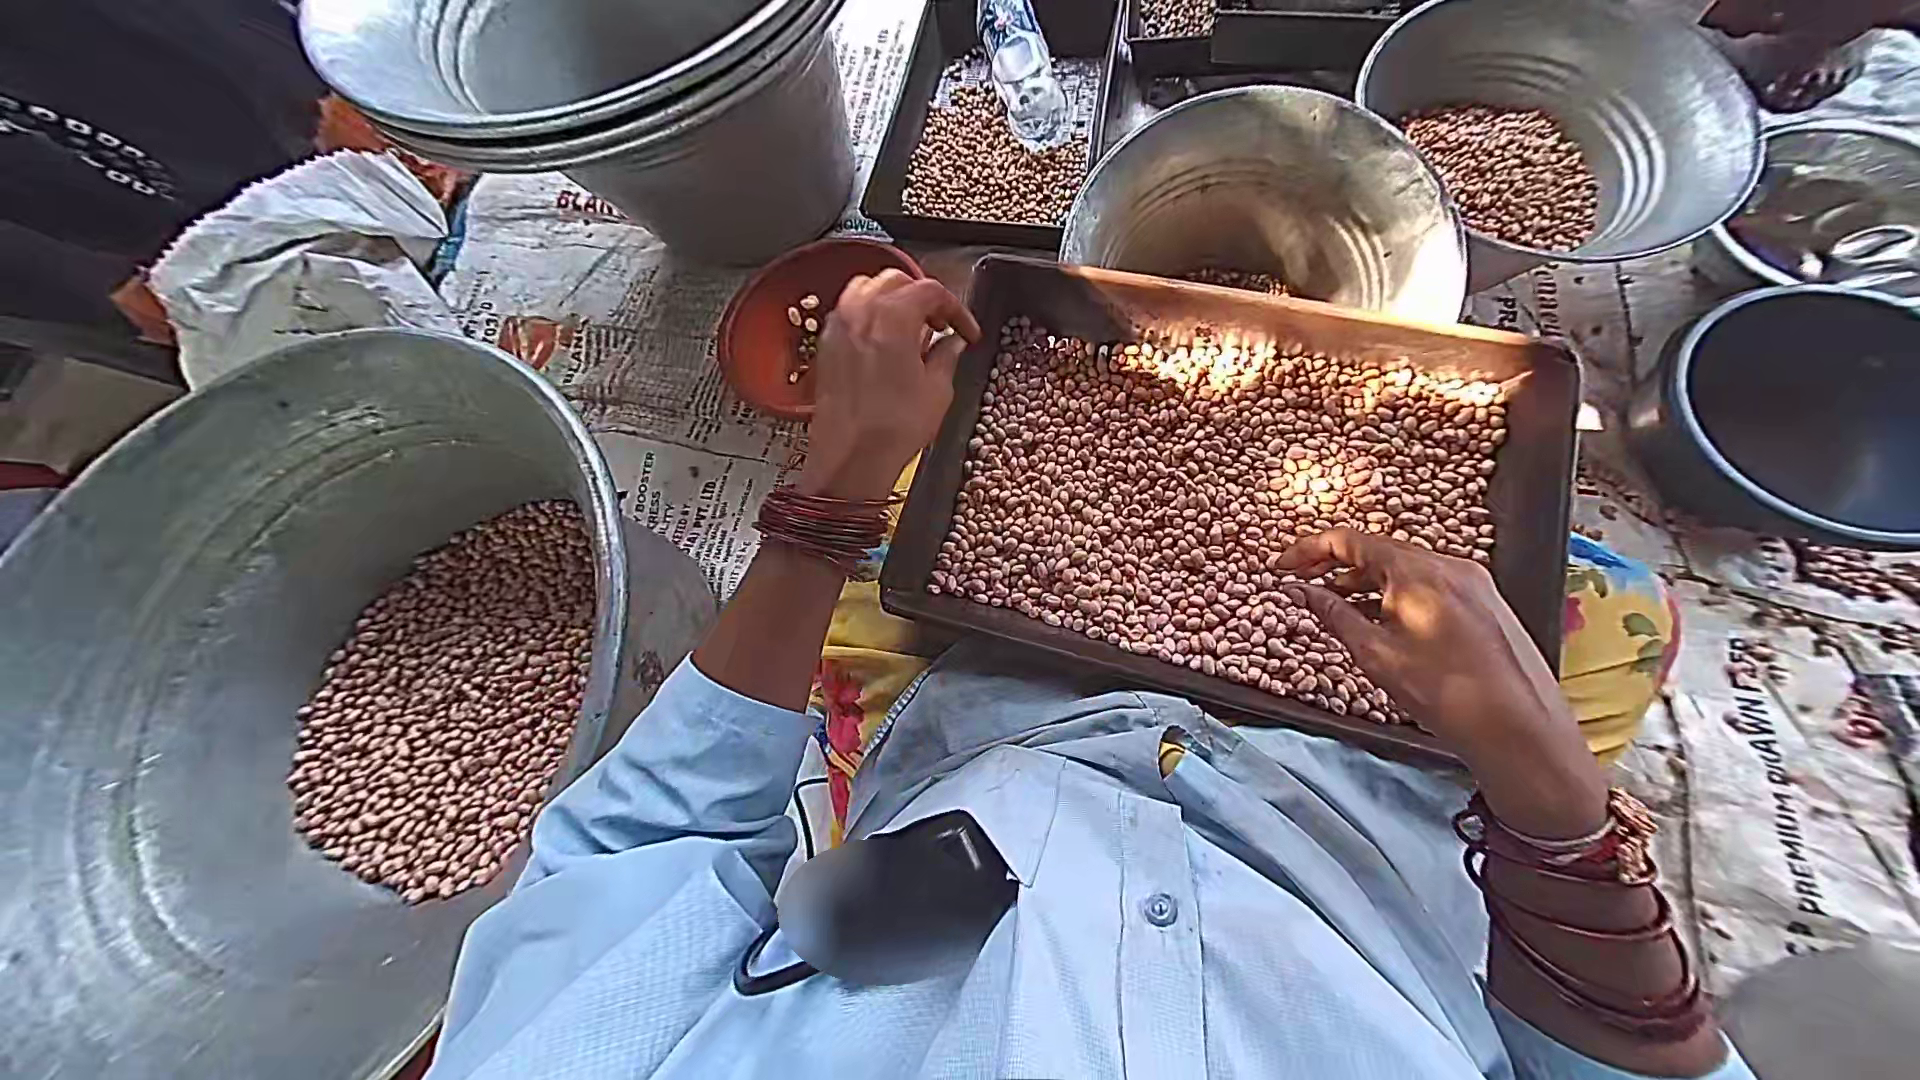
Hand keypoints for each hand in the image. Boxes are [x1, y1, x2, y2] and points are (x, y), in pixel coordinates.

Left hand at [798, 270, 981, 500]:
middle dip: (923, 298)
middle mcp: (860, 312)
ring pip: (868, 290)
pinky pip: (850, 313)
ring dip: (894, 301)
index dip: (956, 309)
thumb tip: (952, 344)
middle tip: (941, 325)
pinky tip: (886, 343)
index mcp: (893, 316)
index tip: (966, 331)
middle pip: (897, 281)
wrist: (851, 459)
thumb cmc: (892, 429)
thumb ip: (946, 357)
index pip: (931, 291)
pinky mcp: (826, 346)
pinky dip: (871, 316)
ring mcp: (838, 327)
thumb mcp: (937, 391)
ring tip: (913, 330)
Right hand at [1277, 529, 1607, 837]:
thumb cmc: (1445, 693)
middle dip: (1333, 564)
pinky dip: (1391, 591)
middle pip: (1377, 549)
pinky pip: (1425, 583)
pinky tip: (1375, 615)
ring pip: (1401, 567)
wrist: (1522, 732)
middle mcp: (1449, 567)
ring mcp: (1472, 583)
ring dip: (1361, 579)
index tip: (1283, 566)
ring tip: (1332, 601)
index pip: (1350, 541)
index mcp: (1418, 573)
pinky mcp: (1484, 602)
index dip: (1308, 549)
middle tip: (1301, 582)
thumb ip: (1331, 613)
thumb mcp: (1374, 652)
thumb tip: (1298, 590)